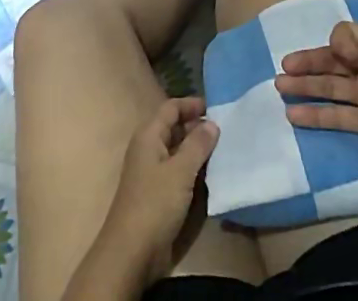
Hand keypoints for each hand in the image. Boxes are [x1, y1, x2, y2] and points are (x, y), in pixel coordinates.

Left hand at [100, 97, 219, 285]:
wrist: (131, 253)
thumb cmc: (154, 203)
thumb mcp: (181, 170)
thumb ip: (198, 144)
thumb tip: (212, 123)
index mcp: (149, 136)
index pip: (171, 108)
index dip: (192, 105)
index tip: (217, 108)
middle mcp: (149, 150)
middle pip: (174, 127)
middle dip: (198, 126)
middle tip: (226, 130)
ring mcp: (152, 172)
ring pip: (179, 150)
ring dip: (198, 149)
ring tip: (224, 149)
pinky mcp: (158, 193)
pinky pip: (179, 171)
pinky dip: (194, 168)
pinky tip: (212, 173)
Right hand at [276, 21, 357, 189]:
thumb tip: (336, 41)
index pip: (352, 38)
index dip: (337, 42)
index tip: (333, 50)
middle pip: (337, 63)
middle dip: (311, 62)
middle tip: (284, 66)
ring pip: (333, 88)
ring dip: (308, 86)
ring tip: (279, 86)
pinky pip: (340, 117)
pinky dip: (317, 115)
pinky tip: (295, 114)